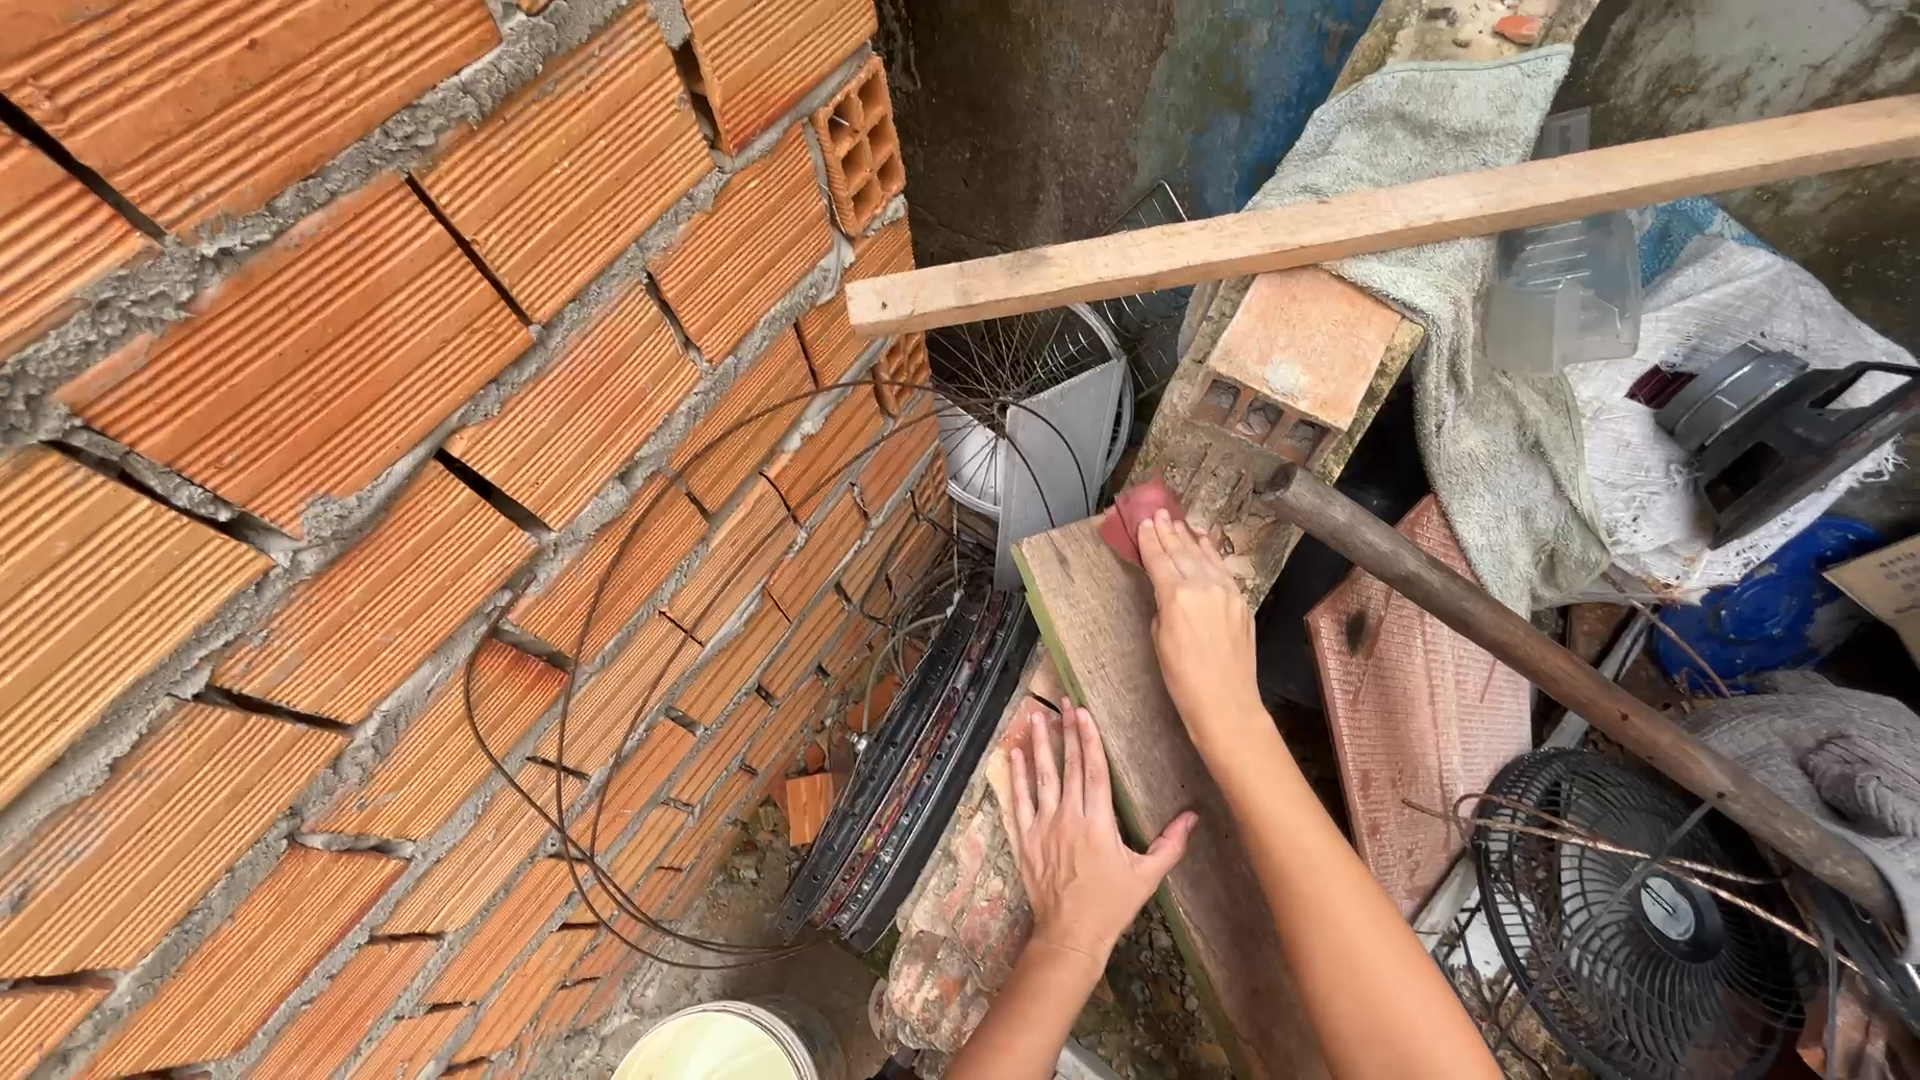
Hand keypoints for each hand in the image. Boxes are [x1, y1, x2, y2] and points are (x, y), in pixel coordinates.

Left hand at [1008, 702, 1197, 963]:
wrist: (1070, 934)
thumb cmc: (1111, 906)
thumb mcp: (1147, 877)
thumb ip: (1170, 844)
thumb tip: (1193, 816)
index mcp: (1099, 824)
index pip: (1094, 771)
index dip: (1089, 739)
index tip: (1084, 713)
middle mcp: (1070, 818)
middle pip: (1068, 766)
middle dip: (1066, 731)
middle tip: (1062, 702)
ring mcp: (1044, 827)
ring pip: (1041, 777)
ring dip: (1038, 745)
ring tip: (1034, 717)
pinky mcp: (1025, 838)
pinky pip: (1020, 801)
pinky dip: (1017, 776)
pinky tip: (1014, 754)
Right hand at [1137, 510, 1266, 758]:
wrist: (1225, 701)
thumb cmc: (1183, 678)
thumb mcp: (1159, 639)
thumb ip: (1162, 607)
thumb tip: (1168, 592)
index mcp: (1176, 596)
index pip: (1159, 560)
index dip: (1149, 541)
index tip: (1142, 524)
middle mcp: (1203, 587)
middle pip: (1182, 552)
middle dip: (1168, 532)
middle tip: (1158, 514)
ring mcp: (1226, 592)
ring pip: (1204, 557)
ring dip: (1189, 538)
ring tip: (1177, 522)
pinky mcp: (1241, 602)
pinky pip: (1222, 569)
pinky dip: (1212, 553)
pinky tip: (1205, 542)